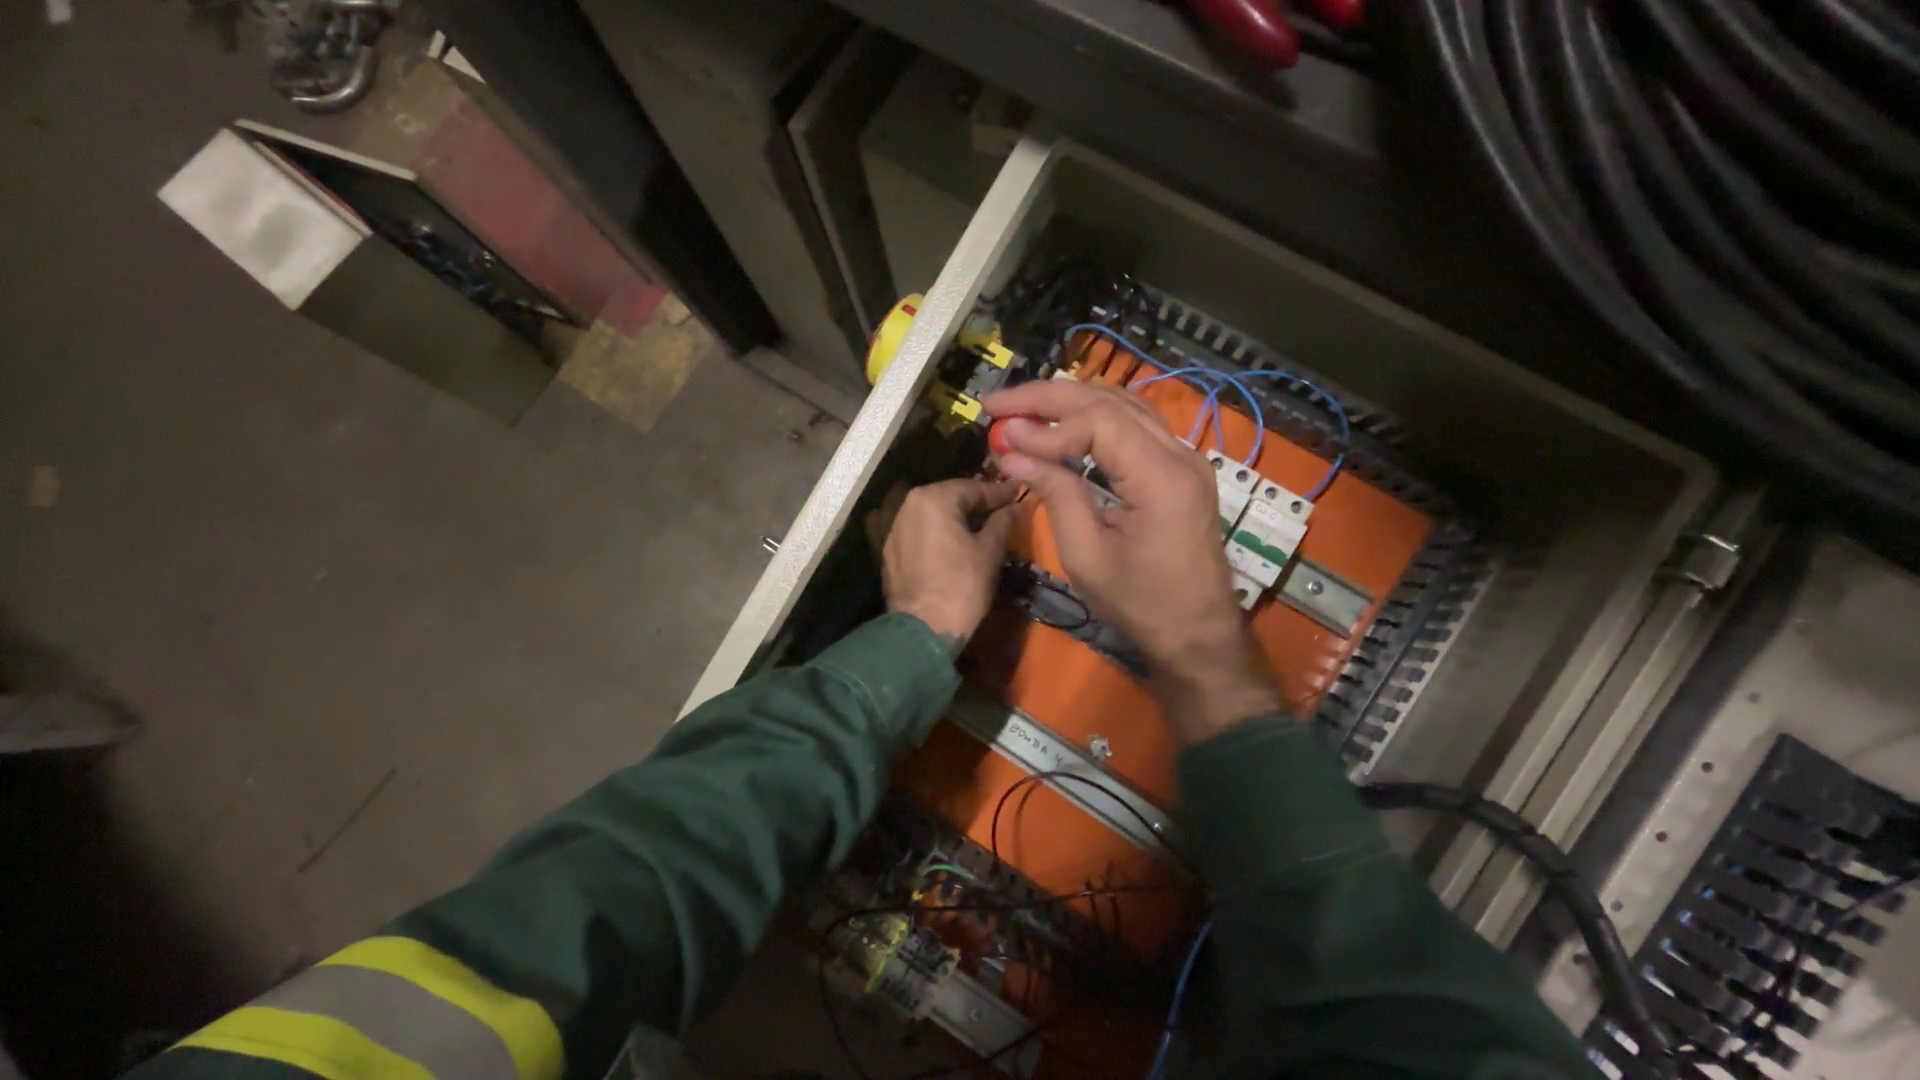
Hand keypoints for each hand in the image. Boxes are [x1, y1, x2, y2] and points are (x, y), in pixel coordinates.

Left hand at [867, 478, 1018, 654]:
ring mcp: (893, 527)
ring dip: (956, 519)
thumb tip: (1016, 505)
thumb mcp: (989, 551)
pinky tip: (954, 542)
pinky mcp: (888, 550)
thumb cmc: (961, 586)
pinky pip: (919, 532)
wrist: (923, 629)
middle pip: (950, 498)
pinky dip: (938, 533)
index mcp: (932, 498)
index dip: (999, 492)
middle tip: (1003, 508)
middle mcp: (907, 505)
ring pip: (933, 515)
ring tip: (982, 526)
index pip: (973, 488)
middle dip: (977, 504)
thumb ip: (1003, 521)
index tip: (1019, 491)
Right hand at [982, 380, 1279, 742]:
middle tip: (997, 403)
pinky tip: (1062, 424)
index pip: (1098, 422)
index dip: (1046, 424)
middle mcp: (1180, 454)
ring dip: (1071, 402)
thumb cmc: (1140, 603)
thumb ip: (1054, 494)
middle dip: (1049, 398)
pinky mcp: (1181, 469)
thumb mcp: (1086, 555)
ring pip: (1125, 405)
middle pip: (1110, 401)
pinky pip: (1136, 424)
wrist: (1197, 633)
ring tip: (1022, 409)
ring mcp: (1186, 458)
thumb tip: (1011, 453)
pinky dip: (1095, 418)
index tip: (1003, 435)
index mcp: (1161, 476)